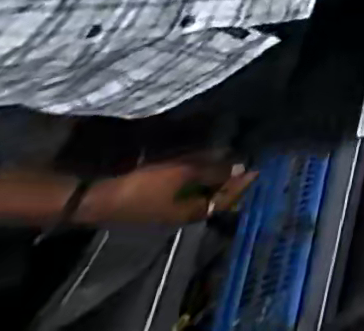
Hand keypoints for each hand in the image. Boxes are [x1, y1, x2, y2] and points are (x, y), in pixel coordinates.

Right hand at [77, 160, 255, 225]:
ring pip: (203, 188)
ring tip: (230, 151)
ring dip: (216, 172)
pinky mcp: (161, 195)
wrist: (104, 195)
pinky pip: (189, 184)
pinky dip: (200, 171)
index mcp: (194, 211)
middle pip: (216, 193)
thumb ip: (214, 171)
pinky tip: (204, 156)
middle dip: (231, 176)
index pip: (228, 197)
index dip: (243, 181)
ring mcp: (172, 205)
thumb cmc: (147, 185)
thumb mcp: (186, 174)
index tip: (259, 164)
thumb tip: (241, 166)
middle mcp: (186, 211)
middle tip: (247, 154)